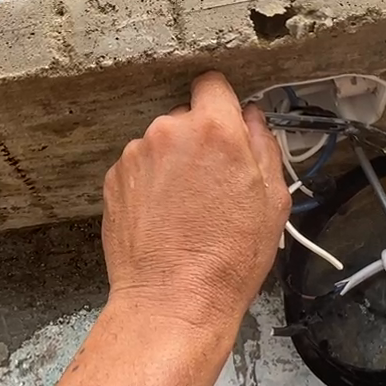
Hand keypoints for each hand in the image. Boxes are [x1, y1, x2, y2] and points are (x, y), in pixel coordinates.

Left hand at [101, 71, 289, 338]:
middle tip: (213, 182)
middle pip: (187, 116)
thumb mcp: (273, 201)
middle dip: (200, 139)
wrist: (172, 302)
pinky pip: (139, 166)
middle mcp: (168, 130)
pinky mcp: (113, 178)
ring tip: (186, 207)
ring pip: (162, 143)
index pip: (212, 83)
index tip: (226, 122)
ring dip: (173, 161)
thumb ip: (263, 146)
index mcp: (213, 129)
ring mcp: (135, 153)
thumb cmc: (228, 258)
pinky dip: (150, 182)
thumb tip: (251, 118)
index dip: (222, 101)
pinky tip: (163, 216)